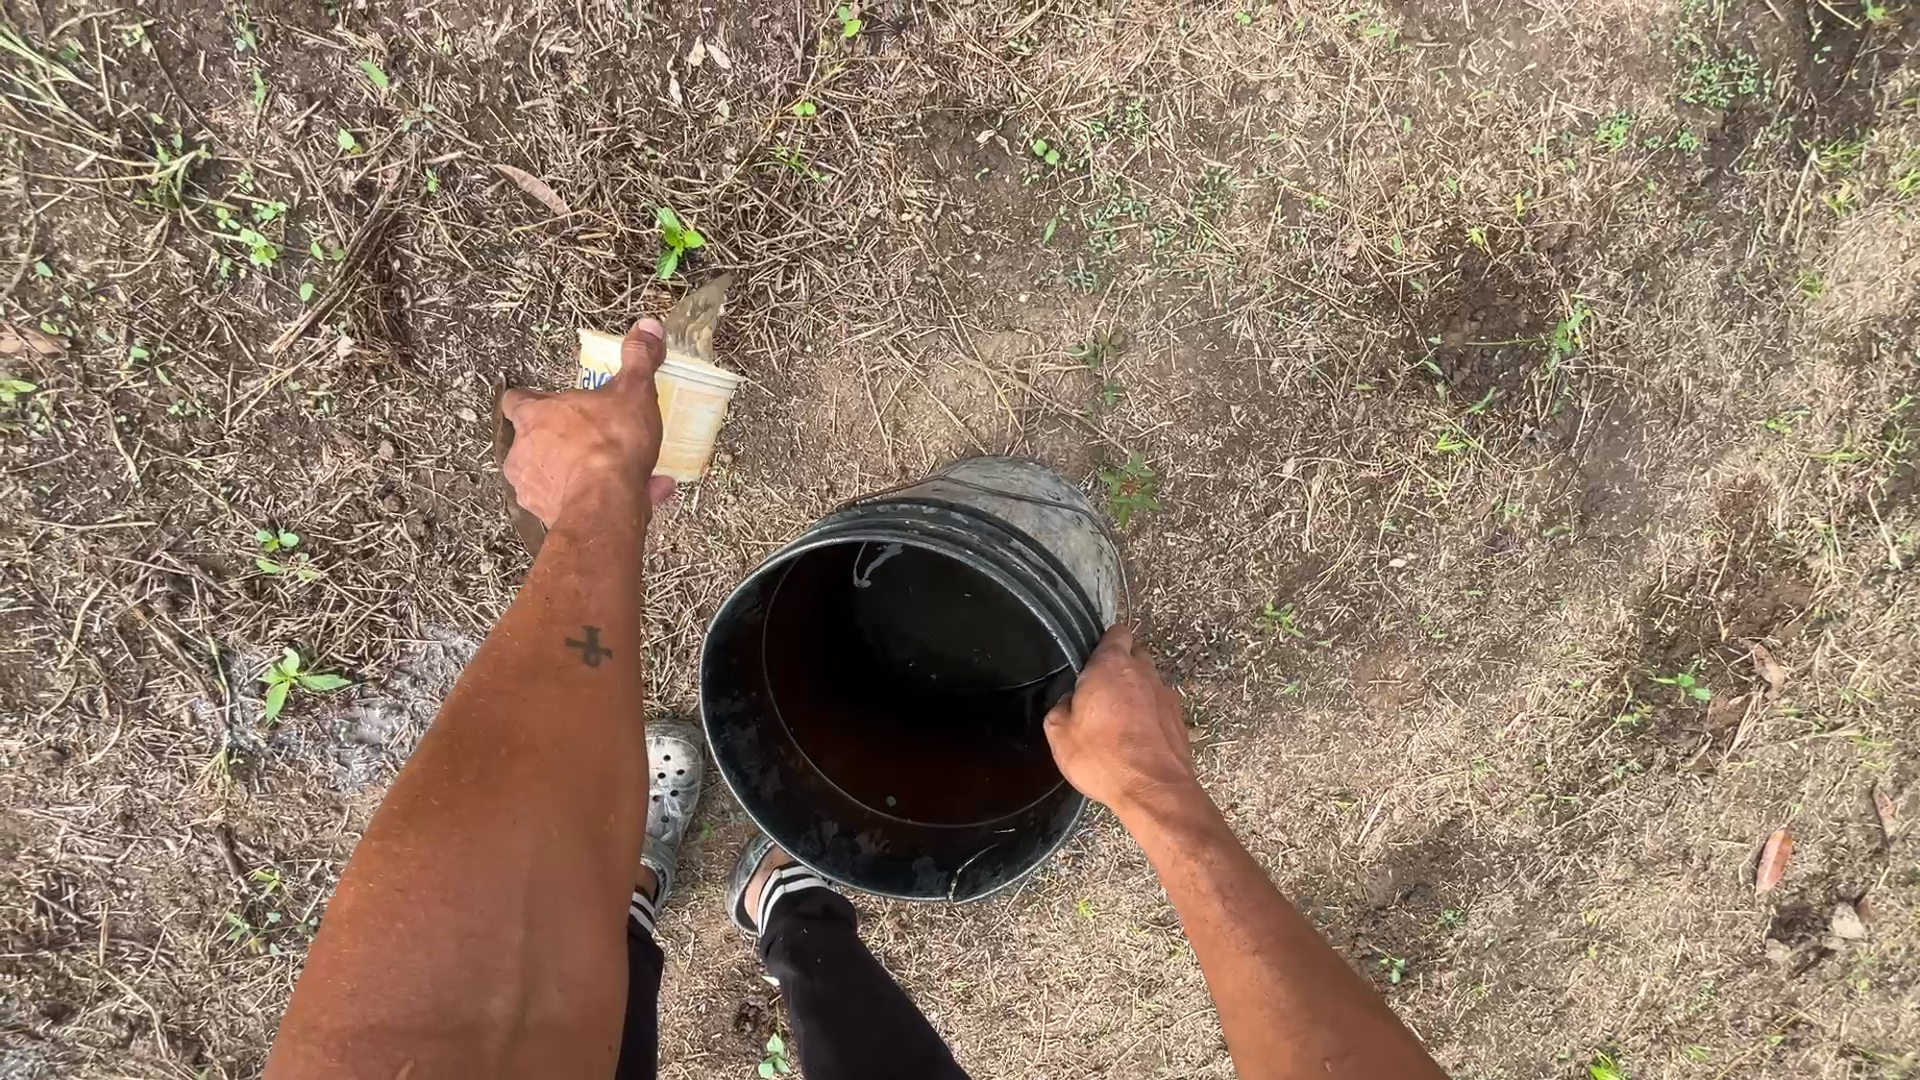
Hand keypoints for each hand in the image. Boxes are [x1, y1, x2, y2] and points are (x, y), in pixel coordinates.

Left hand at [501, 319, 678, 525]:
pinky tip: (639, 497)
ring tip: (626, 476)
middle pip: (535, 442)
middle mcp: (523, 451)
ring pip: (557, 476)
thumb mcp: (633, 392)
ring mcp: (532, 487)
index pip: (517, 400)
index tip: (553, 405)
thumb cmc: (611, 444)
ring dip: (585, 475)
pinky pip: (576, 504)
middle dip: (565, 444)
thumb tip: (648, 327)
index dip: (534, 401)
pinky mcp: (549, 516)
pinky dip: (602, 500)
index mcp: (535, 415)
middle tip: (599, 444)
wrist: (606, 503)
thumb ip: (639, 360)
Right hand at [1044, 625, 1198, 818]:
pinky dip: (1150, 716)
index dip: (1105, 643)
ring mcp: (1165, 695)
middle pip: (1135, 654)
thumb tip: (1070, 702)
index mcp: (1110, 665)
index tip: (1092, 660)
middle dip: (1120, 667)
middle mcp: (1142, 672)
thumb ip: (1061, 708)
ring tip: (1120, 721)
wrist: (1152, 791)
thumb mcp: (1059, 734)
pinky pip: (1160, 707)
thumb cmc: (1103, 757)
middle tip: (1101, 692)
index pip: (1116, 632)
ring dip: (1136, 693)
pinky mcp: (1179, 720)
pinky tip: (1137, 739)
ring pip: (1149, 681)